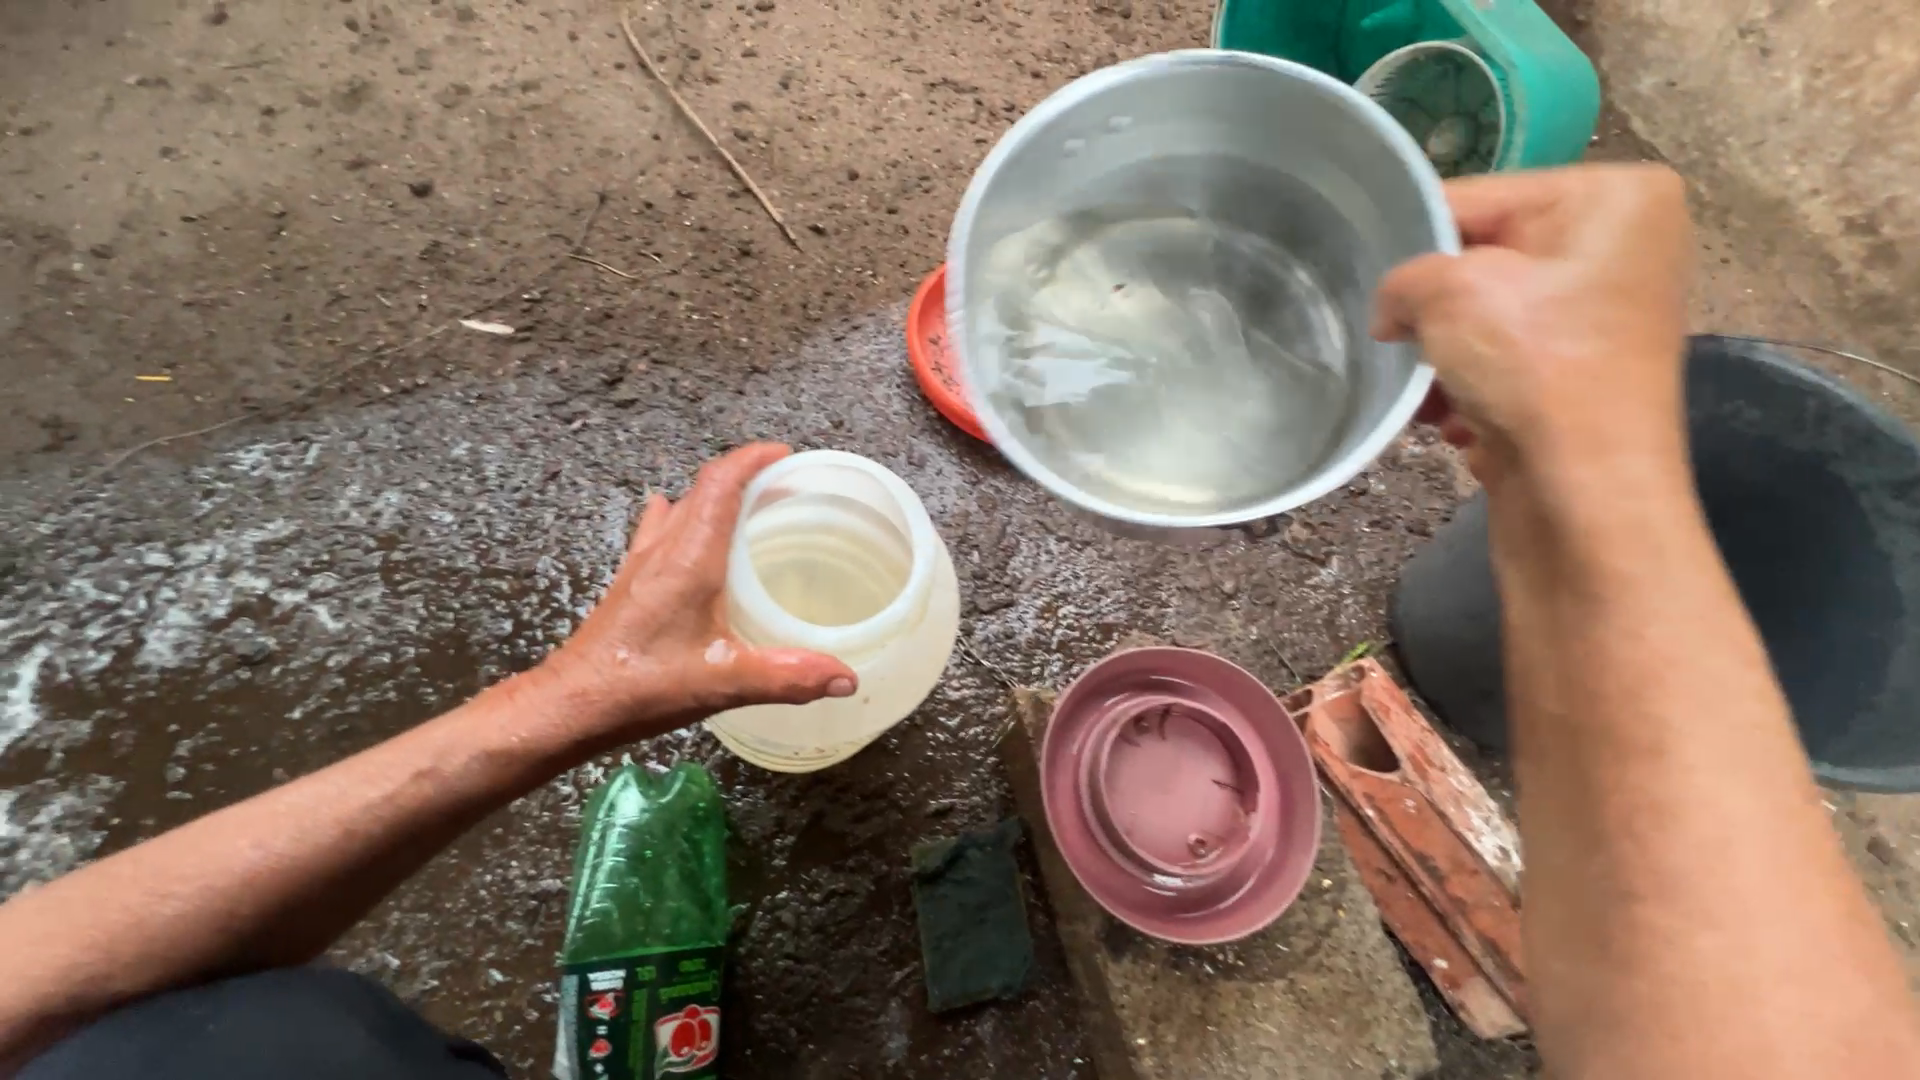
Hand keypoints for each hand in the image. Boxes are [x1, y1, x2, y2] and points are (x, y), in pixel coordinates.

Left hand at [539, 443, 857, 746]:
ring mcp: (642, 562)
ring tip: (752, 508)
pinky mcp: (631, 581)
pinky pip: (662, 529)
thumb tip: (847, 678)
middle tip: (787, 487)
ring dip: (718, 496)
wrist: (570, 705)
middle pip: (705, 488)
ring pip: (683, 506)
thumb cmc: (642, 687)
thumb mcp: (724, 682)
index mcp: (690, 557)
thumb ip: (788, 676)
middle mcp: (664, 549)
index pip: (720, 483)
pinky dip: (688, 517)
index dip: (752, 459)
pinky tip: (693, 533)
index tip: (786, 455)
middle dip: (747, 476)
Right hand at [1371, 164, 1693, 483]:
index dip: (1409, 245)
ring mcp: (1602, 310)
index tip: (1368, 287)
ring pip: (1478, 317)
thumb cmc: (1532, 368)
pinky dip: (1464, 384)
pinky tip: (1452, 415)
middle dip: (1427, 312)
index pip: (1471, 200)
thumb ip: (1401, 278)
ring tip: (1429, 393)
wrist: (1582, 487)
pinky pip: (1498, 356)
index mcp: (1611, 197)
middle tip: (1402, 344)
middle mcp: (1620, 244)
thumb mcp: (1446, 294)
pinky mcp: (1580, 367)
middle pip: (1475, 261)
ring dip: (1439, 358)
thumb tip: (1394, 311)